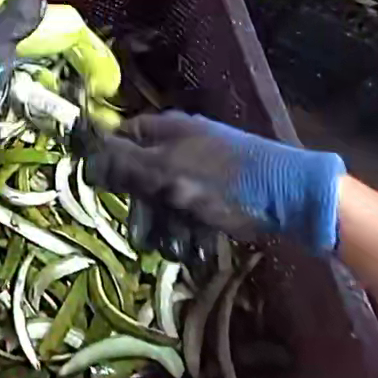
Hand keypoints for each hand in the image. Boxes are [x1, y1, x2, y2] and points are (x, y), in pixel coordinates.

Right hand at [85, 112, 345, 255]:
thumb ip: (122, 163)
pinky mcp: (224, 188)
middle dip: (142, 206)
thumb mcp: (163, 172)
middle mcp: (182, 142)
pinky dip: (190, 226)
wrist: (291, 195)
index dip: (110, 161)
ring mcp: (204, 164)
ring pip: (169, 193)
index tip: (103, 191)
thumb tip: (85, 155)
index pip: (123, 137)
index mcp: (165, 129)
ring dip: (166, 223)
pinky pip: (194, 206)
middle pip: (145, 170)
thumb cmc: (219, 180)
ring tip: (171, 249)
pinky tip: (193, 248)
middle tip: (142, 236)